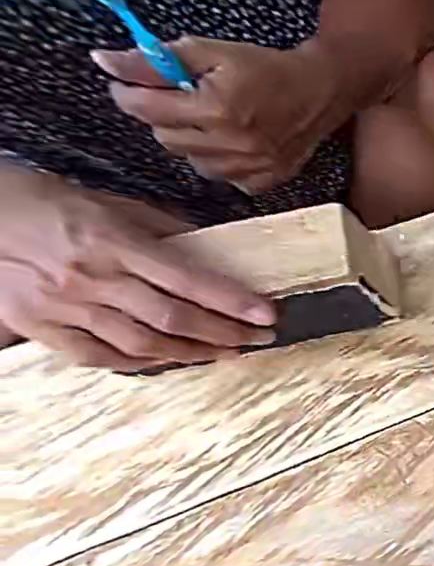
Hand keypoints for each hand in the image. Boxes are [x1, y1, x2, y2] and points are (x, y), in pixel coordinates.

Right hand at [0, 170, 274, 369]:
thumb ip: (173, 233)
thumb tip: (229, 253)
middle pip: (173, 318)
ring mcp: (57, 303)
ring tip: (227, 353)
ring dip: (193, 353)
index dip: (235, 303)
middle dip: (228, 333)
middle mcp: (87, 276)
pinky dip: (137, 362)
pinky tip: (167, 359)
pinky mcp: (30, 322)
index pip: (190, 281)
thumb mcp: (117, 207)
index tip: (270, 317)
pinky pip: (93, 355)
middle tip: (261, 338)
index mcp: (114, 244)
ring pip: (141, 342)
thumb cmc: (49, 203)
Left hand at [94, 36, 342, 194]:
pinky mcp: (276, 174)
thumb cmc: (270, 68)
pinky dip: (227, 167)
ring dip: (194, 145)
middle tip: (177, 103)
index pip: (143, 109)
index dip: (126, 93)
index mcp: (218, 111)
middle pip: (167, 139)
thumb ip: (156, 60)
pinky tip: (231, 149)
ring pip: (198, 164)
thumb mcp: (209, 52)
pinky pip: (236, 182)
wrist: (324, 89)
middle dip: (163, 119)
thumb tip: (107, 63)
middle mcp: (237, 142)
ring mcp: (259, 163)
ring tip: (206, 127)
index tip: (130, 84)